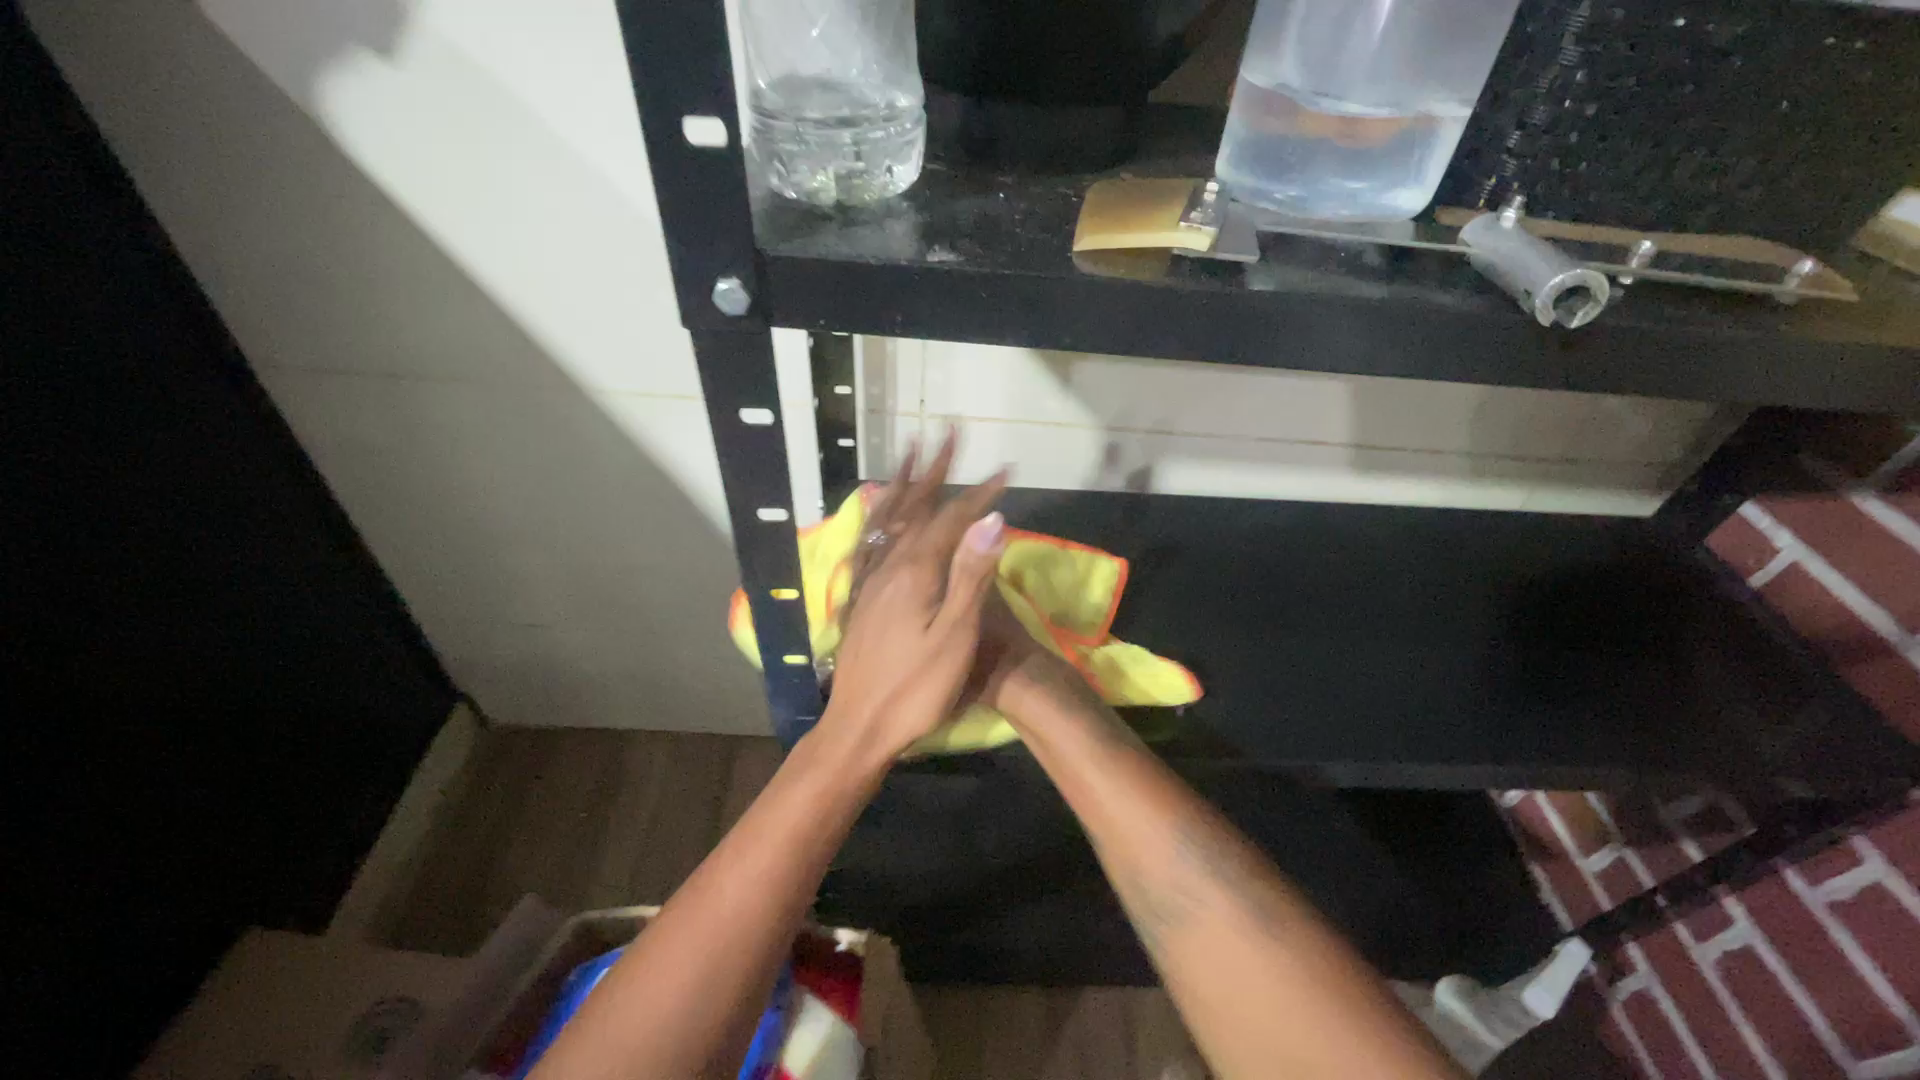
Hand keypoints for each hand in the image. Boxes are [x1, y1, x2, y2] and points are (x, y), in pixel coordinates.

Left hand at [822, 432, 1008, 759]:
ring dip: (903, 486)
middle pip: (914, 509)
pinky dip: (878, 520)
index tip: (1005, 471)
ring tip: (909, 458)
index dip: (978, 495)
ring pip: (888, 522)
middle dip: (935, 471)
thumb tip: (992, 519)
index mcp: (915, 573)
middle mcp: (888, 568)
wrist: (859, 727)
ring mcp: (870, 584)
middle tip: (949, 435)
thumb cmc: (916, 689)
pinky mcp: (861, 601)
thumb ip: (971, 576)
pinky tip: (877, 519)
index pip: (951, 521)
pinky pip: (870, 545)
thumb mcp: (954, 636)